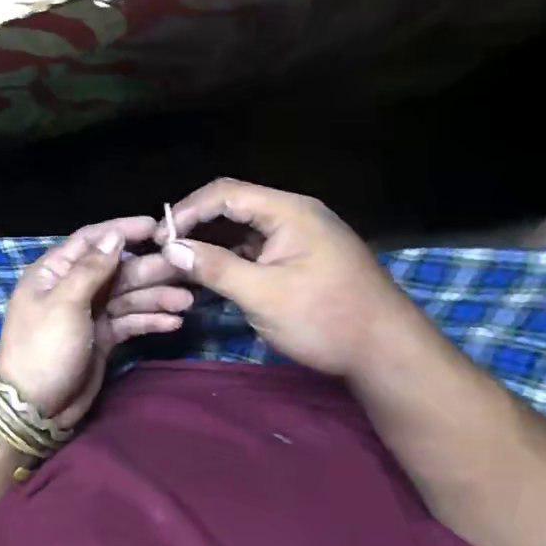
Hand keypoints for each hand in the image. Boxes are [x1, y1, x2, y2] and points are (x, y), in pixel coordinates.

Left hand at [0, 217, 190, 423]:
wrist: (34, 406)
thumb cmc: (44, 348)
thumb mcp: (64, 304)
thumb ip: (91, 269)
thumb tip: (114, 235)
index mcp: (52, 273)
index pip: (90, 241)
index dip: (122, 231)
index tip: (158, 227)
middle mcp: (70, 288)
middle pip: (115, 269)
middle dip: (149, 269)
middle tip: (187, 269)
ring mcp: (87, 314)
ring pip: (127, 296)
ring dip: (156, 297)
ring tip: (187, 300)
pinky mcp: (101, 338)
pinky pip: (129, 322)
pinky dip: (149, 320)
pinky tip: (174, 322)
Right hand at [140, 179, 417, 378]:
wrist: (386, 352)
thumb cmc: (327, 319)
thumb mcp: (263, 295)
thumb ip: (215, 267)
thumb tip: (169, 248)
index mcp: (290, 212)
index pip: (225, 193)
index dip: (187, 211)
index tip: (159, 239)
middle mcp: (293, 215)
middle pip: (231, 206)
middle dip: (194, 226)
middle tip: (163, 252)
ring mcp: (296, 237)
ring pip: (239, 229)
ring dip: (207, 244)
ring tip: (177, 265)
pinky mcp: (296, 258)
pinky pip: (252, 248)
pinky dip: (226, 258)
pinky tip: (206, 276)